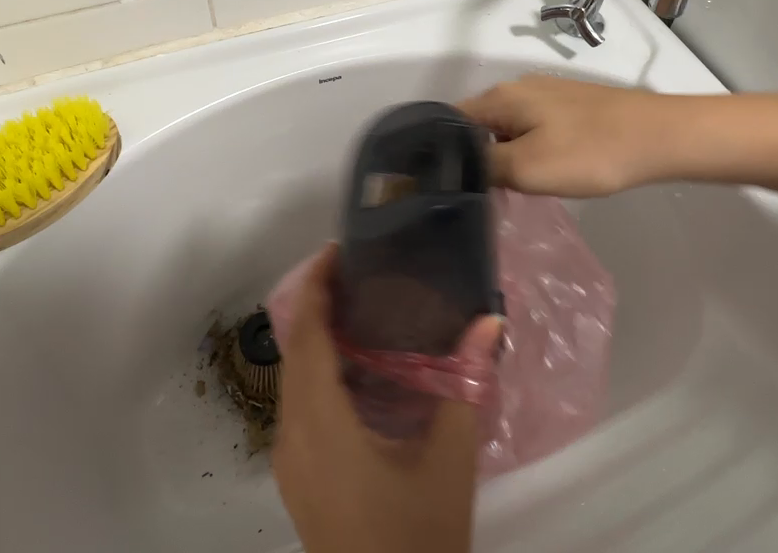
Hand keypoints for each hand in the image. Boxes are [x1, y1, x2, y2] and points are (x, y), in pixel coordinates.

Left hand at [272, 244, 500, 552]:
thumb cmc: (417, 535)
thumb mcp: (449, 462)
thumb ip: (465, 385)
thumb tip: (488, 322)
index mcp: (322, 425)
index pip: (306, 338)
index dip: (314, 288)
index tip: (336, 252)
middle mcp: (292, 436)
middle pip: (293, 353)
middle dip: (314, 304)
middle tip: (353, 271)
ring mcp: (289, 460)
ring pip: (290, 379)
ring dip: (311, 337)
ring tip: (354, 306)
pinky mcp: (296, 477)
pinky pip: (295, 404)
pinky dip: (313, 370)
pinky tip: (351, 366)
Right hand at [459, 76, 677, 197]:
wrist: (658, 137)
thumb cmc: (588, 152)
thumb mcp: (525, 167)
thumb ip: (481, 165)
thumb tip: (452, 166)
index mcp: (500, 97)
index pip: (449, 121)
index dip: (438, 152)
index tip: (438, 186)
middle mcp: (518, 88)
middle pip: (477, 124)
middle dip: (472, 158)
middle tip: (474, 196)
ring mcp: (547, 96)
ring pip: (507, 129)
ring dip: (502, 158)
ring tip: (506, 193)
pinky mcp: (570, 108)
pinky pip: (532, 130)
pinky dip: (527, 152)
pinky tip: (540, 176)